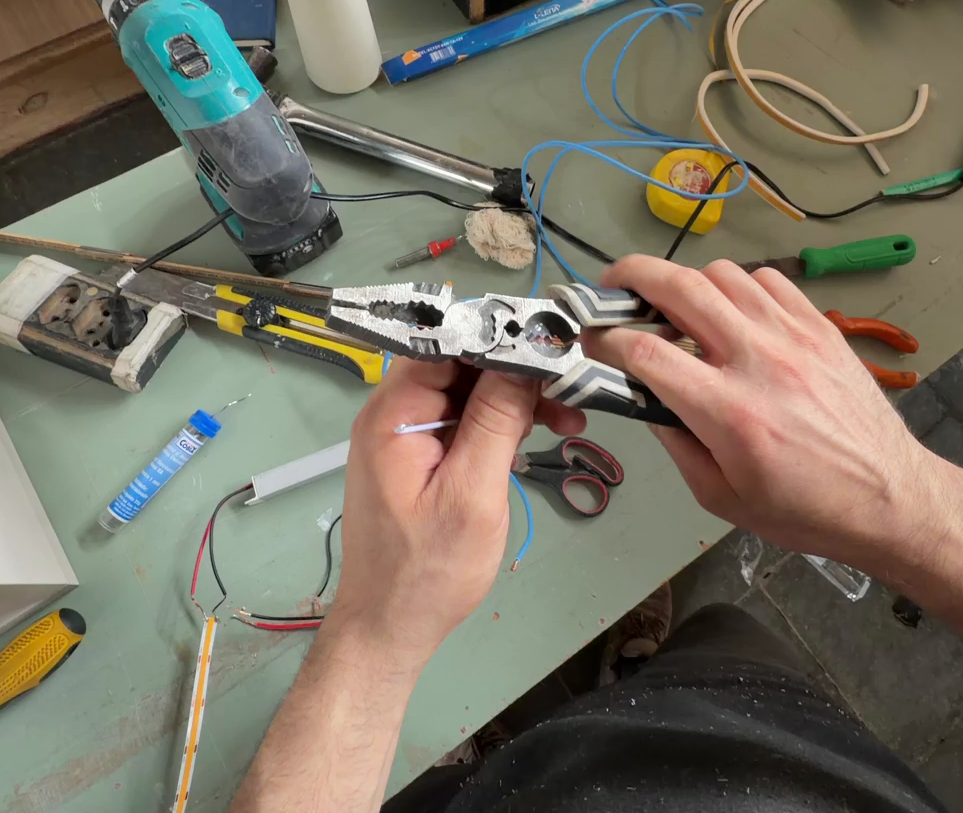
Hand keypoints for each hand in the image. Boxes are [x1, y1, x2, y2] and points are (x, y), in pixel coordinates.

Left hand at [328, 360, 585, 666]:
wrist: (391, 629)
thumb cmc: (428, 570)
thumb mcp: (471, 493)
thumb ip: (496, 419)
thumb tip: (523, 357)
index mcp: (395, 412)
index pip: (445, 343)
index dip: (497, 333)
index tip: (550, 337)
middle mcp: (397, 411)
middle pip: (462, 364)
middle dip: (518, 370)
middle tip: (571, 383)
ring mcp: (410, 433)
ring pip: (471, 391)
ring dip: (519, 399)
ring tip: (571, 418)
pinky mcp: (424, 453)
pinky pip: (468, 420)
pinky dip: (504, 424)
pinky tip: (544, 434)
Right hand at [582, 256, 959, 574]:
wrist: (892, 499)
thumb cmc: (803, 510)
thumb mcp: (720, 497)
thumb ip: (674, 440)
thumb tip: (644, 394)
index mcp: (729, 413)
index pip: (647, 352)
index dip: (607, 339)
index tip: (593, 341)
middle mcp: (758, 361)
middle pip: (680, 288)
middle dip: (632, 275)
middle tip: (612, 284)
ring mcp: (794, 336)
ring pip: (722, 274)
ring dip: (685, 281)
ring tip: (675, 306)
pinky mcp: (820, 326)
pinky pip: (767, 280)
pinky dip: (736, 286)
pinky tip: (732, 312)